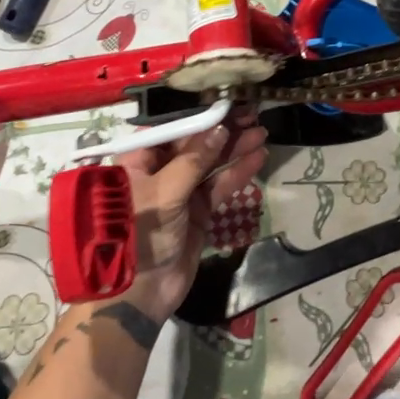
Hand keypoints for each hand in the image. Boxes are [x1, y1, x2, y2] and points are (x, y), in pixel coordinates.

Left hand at [109, 107, 268, 320]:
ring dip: (234, 149)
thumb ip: (194, 160)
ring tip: (261, 133)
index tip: (227, 103)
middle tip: (252, 114)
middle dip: (222, 130)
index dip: (200, 116)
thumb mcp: (164, 192)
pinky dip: (237, 173)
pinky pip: (219, 186)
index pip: (172, 128)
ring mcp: (179, 193)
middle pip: (195, 144)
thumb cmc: (140, 235)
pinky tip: (257, 158)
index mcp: (138, 161)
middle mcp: (158, 172)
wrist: (140, 294)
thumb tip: (220, 129)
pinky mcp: (197, 213)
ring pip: (210, 164)